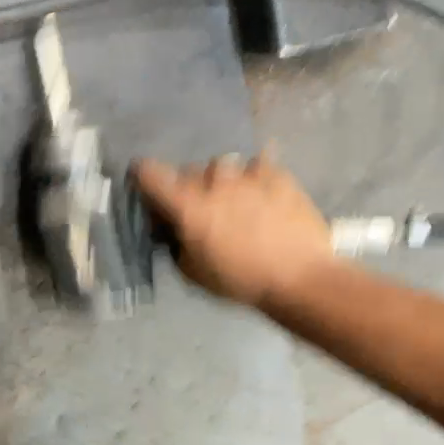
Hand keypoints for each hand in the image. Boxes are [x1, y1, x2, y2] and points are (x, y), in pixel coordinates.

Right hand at [134, 153, 339, 307]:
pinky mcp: (278, 176)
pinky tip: (261, 190)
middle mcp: (213, 183)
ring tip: (233, 197)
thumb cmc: (240, 280)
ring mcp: (247, 175)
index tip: (142, 180)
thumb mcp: (192, 272)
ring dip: (221, 179)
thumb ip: (176, 244)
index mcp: (187, 206)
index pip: (150, 173)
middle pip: (188, 171)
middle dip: (188, 187)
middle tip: (198, 207)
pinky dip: (256, 175)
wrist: (302, 280)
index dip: (141, 174)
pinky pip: (259, 164)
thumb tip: (173, 231)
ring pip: (222, 165)